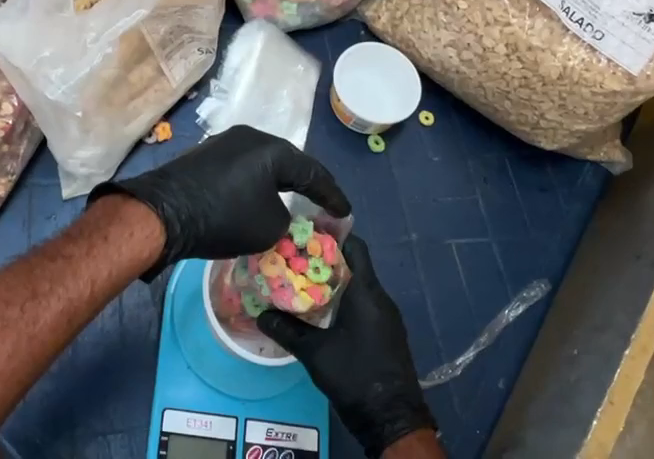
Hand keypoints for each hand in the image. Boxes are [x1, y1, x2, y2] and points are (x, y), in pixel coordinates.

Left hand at [90, 126, 349, 277]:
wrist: (165, 212)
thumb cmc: (225, 217)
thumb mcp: (270, 227)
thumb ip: (287, 218)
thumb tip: (281, 212)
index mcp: (272, 149)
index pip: (312, 172)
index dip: (332, 195)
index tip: (345, 212)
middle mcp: (249, 137)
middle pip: (287, 162)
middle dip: (305, 184)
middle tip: (321, 202)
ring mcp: (223, 143)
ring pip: (261, 164)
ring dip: (276, 184)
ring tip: (290, 201)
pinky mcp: (204, 157)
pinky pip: (240, 169)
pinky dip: (254, 185)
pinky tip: (255, 199)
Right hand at [257, 236, 435, 456]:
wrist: (393, 419)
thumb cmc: (355, 377)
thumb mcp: (315, 354)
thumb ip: (287, 330)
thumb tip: (260, 315)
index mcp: (366, 292)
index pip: (354, 247)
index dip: (331, 235)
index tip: (305, 233)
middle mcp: (379, 298)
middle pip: (353, 265)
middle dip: (324, 259)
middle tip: (293, 258)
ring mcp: (384, 317)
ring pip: (356, 286)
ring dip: (332, 281)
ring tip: (300, 281)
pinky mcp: (384, 333)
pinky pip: (362, 304)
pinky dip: (342, 300)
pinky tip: (319, 311)